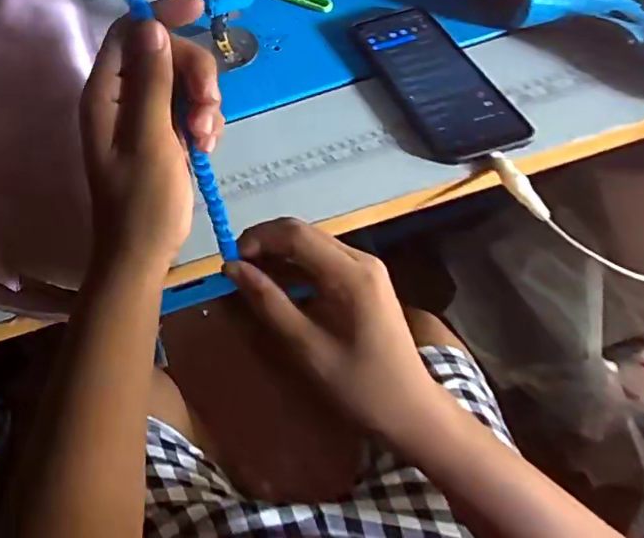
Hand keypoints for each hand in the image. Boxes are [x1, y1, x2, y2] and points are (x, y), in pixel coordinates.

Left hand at [79, 0, 222, 271]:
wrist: (144, 255)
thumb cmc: (141, 202)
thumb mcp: (150, 139)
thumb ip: (152, 81)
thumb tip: (152, 26)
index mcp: (106, 92)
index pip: (130, 31)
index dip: (160, 14)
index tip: (199, 10)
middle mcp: (123, 95)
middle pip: (166, 52)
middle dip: (194, 73)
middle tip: (207, 106)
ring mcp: (145, 112)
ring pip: (184, 78)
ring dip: (203, 101)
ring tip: (206, 138)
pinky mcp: (165, 129)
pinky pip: (191, 104)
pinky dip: (205, 119)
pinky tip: (208, 146)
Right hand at [223, 218, 444, 440]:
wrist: (413, 411)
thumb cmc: (360, 387)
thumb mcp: (308, 348)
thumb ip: (269, 303)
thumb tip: (233, 268)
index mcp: (351, 274)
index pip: (296, 235)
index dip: (259, 239)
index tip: (231, 259)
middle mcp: (360, 259)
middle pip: (303, 232)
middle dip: (265, 242)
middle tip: (236, 266)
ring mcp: (365, 266)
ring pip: (311, 242)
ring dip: (279, 252)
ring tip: (251, 276)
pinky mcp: (364, 277)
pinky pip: (322, 257)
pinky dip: (296, 264)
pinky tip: (279, 284)